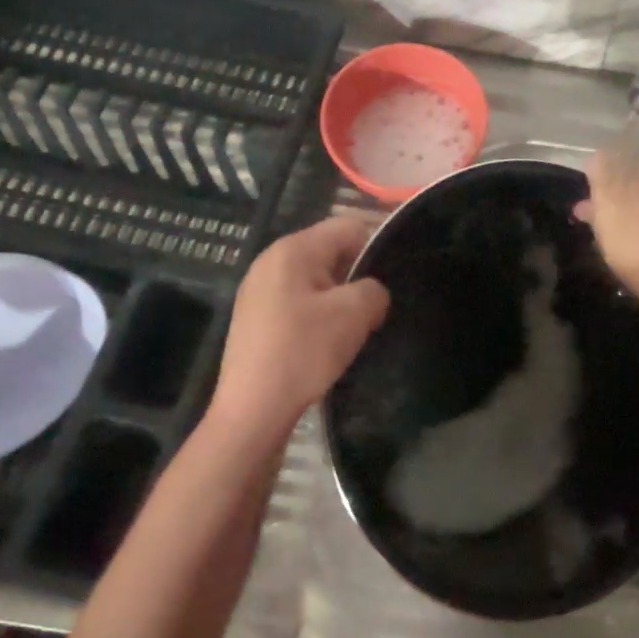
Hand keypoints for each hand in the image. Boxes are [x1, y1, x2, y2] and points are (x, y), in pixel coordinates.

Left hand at [211, 216, 389, 434]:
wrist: (252, 411)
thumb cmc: (303, 353)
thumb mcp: (354, 314)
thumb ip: (374, 289)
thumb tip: (371, 293)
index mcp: (294, 249)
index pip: (350, 226)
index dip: (376, 249)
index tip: (386, 286)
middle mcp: (271, 260)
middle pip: (331, 251)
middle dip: (355, 277)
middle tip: (369, 313)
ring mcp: (258, 289)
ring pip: (316, 280)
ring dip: (337, 300)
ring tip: (347, 332)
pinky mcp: (254, 317)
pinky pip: (298, 301)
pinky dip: (316, 316)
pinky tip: (321, 345)